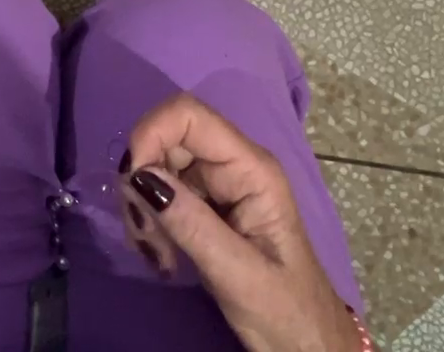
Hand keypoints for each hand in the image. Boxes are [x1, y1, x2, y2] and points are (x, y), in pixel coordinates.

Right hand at [119, 94, 357, 351]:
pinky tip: (161, 254)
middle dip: (142, 180)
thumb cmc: (289, 316)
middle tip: (142, 233)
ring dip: (142, 205)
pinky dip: (149, 219)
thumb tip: (140, 176)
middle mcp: (231, 165)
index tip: (133, 182)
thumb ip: (192, 224)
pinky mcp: (203, 204)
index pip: (188, 115)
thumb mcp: (241, 275)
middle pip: (165, 139)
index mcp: (252, 168)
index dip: (151, 133)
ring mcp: (216, 183)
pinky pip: (160, 192)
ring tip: (155, 253)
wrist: (310, 351)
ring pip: (156, 166)